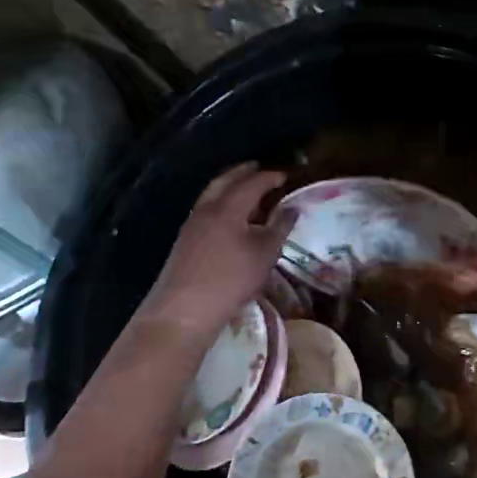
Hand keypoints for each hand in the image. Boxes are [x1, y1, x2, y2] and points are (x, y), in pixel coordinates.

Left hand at [129, 163, 296, 347]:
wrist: (184, 309)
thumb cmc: (230, 279)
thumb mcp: (264, 254)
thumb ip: (279, 227)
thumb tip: (291, 208)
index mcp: (227, 206)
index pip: (251, 183)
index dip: (270, 177)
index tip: (285, 175)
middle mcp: (206, 208)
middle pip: (225, 181)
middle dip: (243, 173)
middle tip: (258, 168)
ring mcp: (191, 224)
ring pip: (211, 195)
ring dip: (229, 187)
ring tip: (245, 191)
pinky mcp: (184, 241)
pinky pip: (205, 210)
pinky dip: (220, 204)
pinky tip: (229, 218)